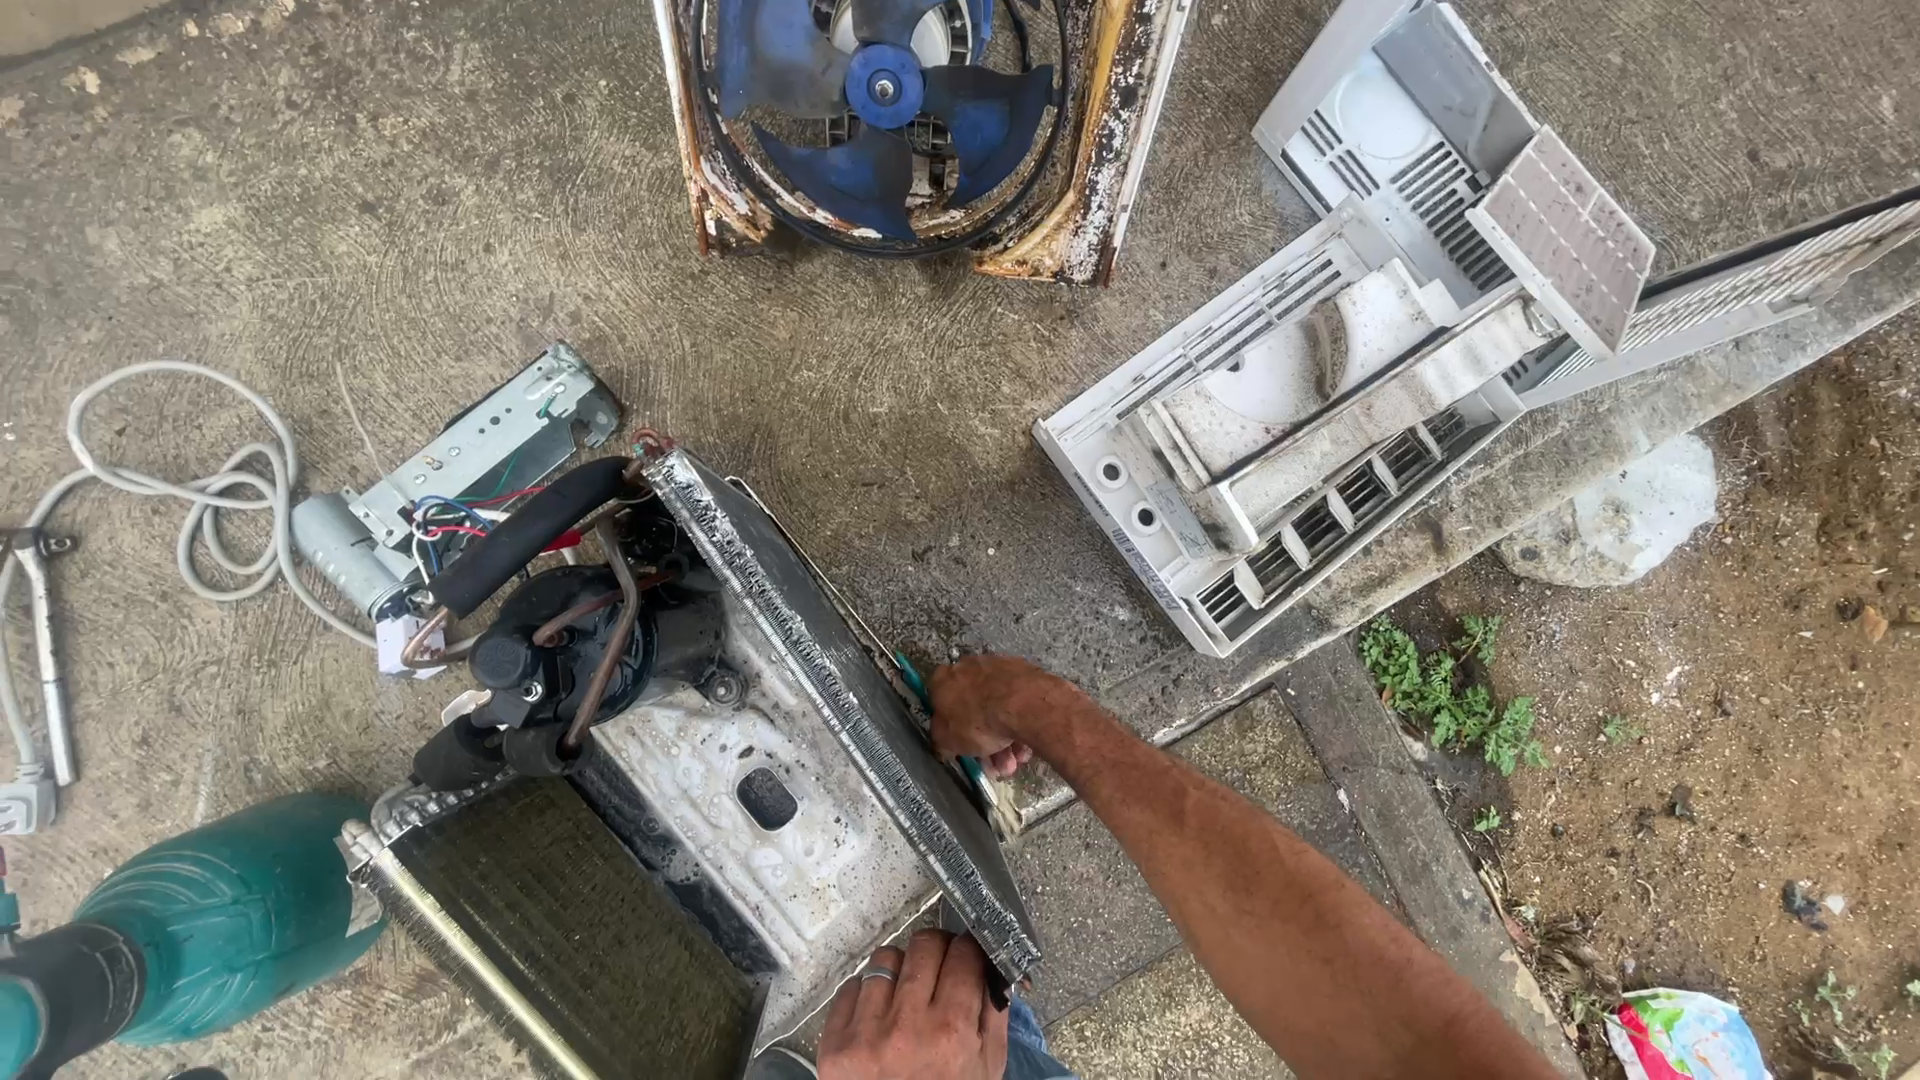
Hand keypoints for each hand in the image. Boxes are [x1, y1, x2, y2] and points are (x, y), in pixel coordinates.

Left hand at [817, 929, 1009, 1079]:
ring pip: (886, 958)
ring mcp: (866, 1033)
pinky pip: (851, 986)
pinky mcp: (834, 1043)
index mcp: (952, 1032)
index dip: (969, 950)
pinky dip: (866, 995)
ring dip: (900, 970)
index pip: (964, 953)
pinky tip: (878, 1017)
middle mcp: (907, 1026)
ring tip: (905, 995)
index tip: (967, 956)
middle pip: (925, 944)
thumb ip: (993, 1012)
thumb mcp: (986, 1068)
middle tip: (939, 967)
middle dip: (937, 950)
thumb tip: (990, 963)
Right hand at [928, 654, 1089, 777]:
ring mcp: (998, 668)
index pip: (940, 703)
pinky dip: (1019, 724)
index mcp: (942, 679)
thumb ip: (942, 739)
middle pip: (973, 710)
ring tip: (1015, 762)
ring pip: (997, 709)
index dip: (951, 729)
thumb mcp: (947, 741)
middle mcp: (968, 667)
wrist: (1023, 704)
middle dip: (984, 743)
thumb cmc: (978, 721)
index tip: (962, 747)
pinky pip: (1016, 704)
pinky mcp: (1024, 673)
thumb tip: (944, 742)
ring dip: (1005, 741)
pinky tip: (1026, 748)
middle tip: (996, 764)